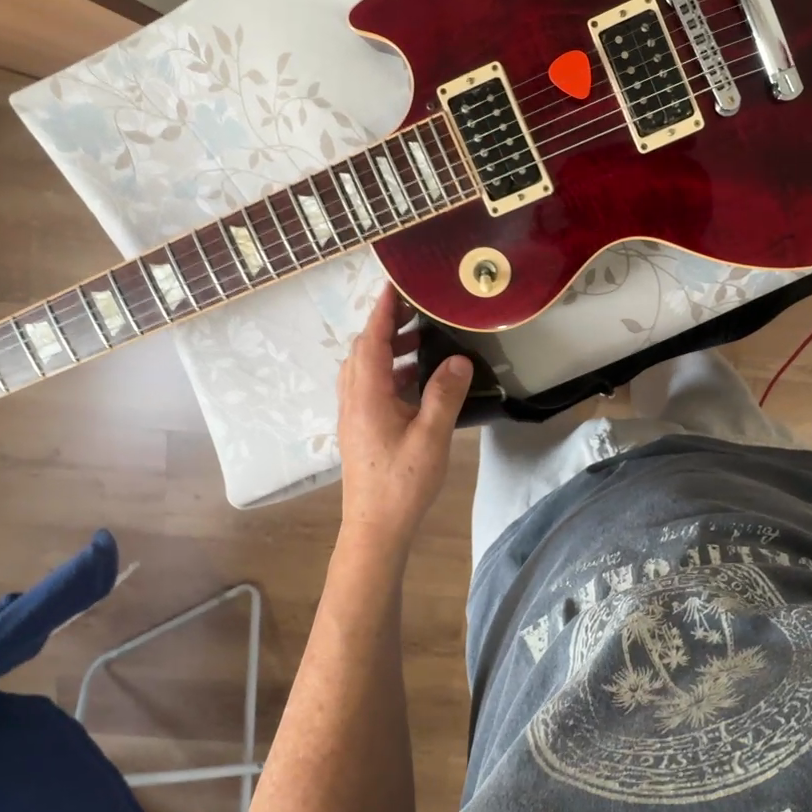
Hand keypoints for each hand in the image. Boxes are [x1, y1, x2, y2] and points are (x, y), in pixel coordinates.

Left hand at [335, 285, 472, 548]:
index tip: (395, 284)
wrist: (375, 528)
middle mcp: (354, 400)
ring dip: (387, 349)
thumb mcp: (431, 436)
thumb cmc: (402, 482)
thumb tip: (457, 358)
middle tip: (417, 310)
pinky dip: (388, 372)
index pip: (370, 340)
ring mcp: (355, 416)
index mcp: (367, 395)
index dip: (382, 310)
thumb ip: (443, 394)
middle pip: (362, 351)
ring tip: (421, 342)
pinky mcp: (361, 430)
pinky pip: (370, 387)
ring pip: (364, 370)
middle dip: (386, 325)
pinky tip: (415, 381)